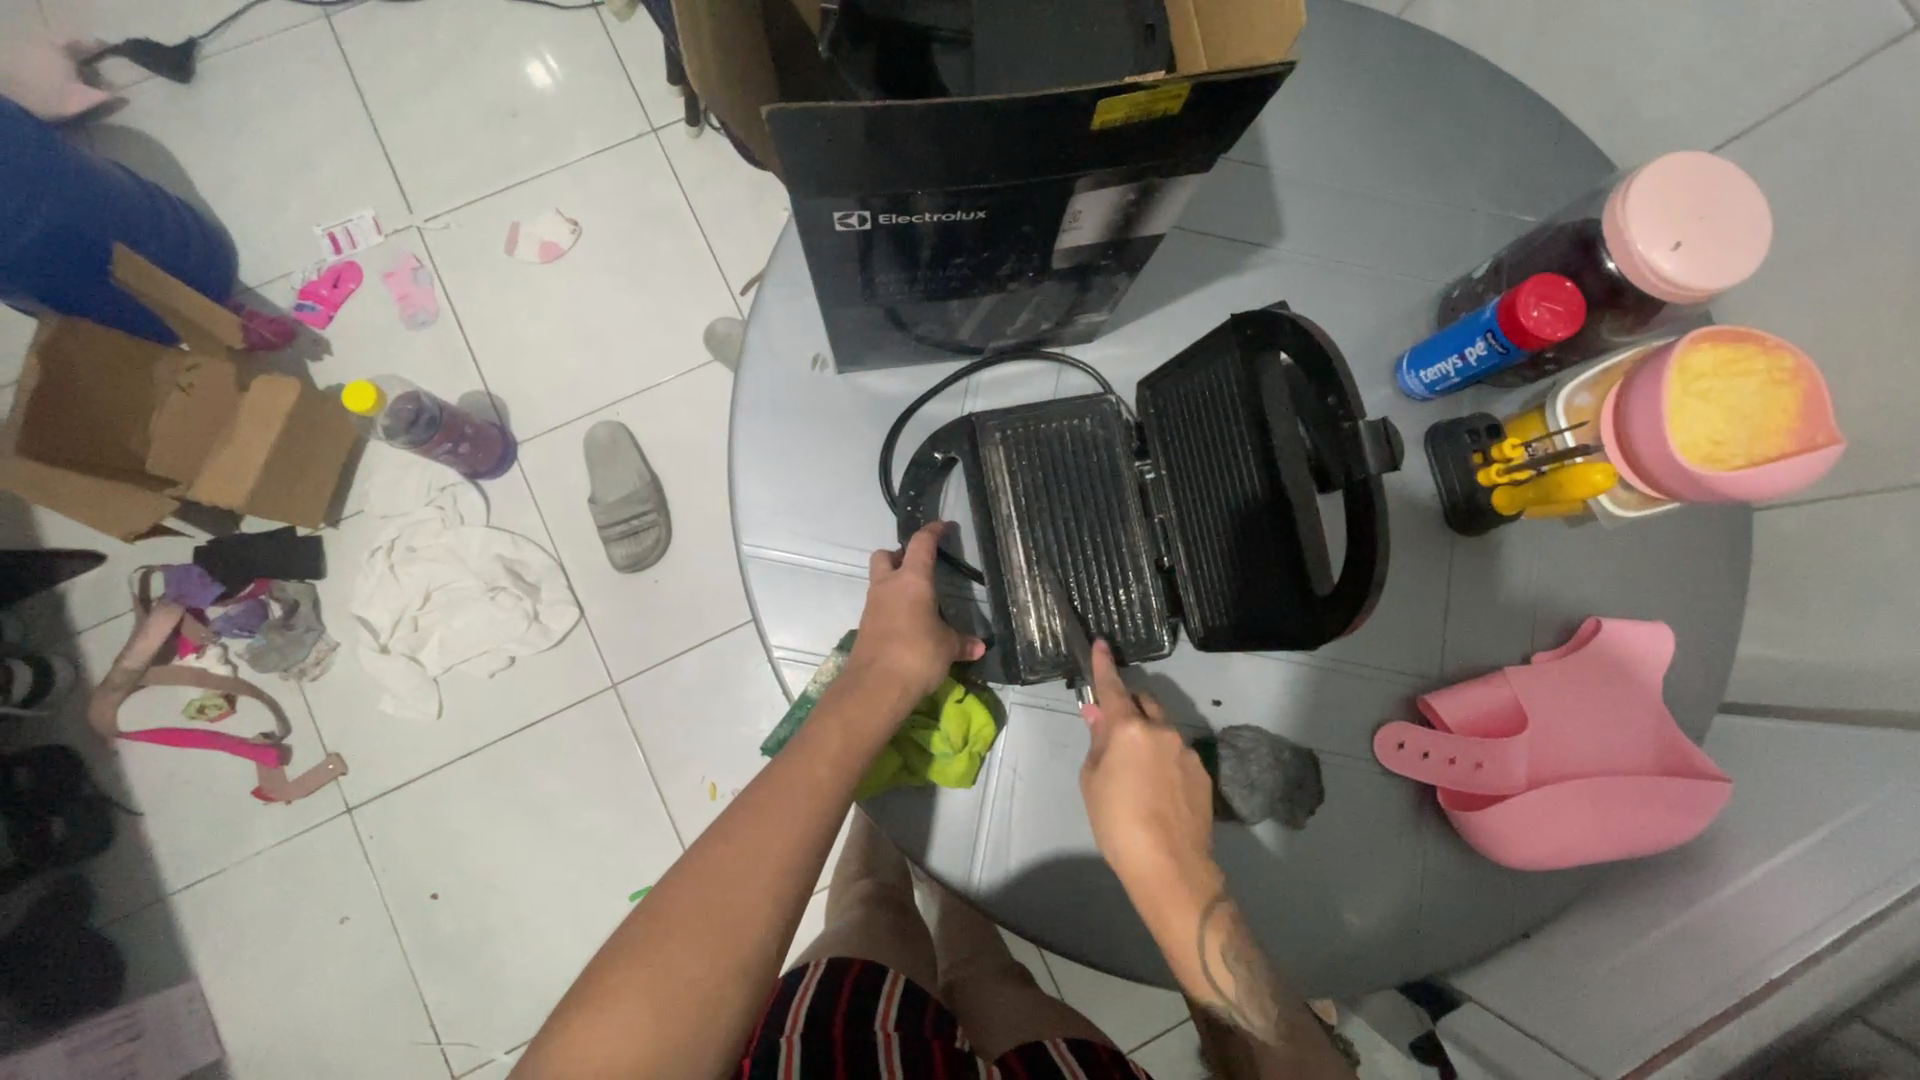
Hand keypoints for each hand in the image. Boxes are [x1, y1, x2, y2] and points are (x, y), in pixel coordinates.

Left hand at [847, 522, 985, 703]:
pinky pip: (879, 607)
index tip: (943, 528)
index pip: (921, 544)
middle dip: (899, 555)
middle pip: (886, 556)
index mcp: (912, 580)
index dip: (932, 532)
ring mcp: (872, 606)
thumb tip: (979, 647)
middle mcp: (888, 586)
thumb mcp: (947, 648)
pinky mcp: (866, 627)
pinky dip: (891, 608)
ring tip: (918, 600)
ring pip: (880, 581)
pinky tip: (908, 624)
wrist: (875, 686)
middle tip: (919, 567)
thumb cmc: (917, 654)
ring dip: (895, 583)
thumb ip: (962, 643)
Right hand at [1079, 640, 1217, 892]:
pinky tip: (1157, 788)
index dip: (1103, 665)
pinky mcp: (1202, 772)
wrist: (1169, 865)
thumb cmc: (1117, 823)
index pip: (1112, 687)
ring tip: (1135, 768)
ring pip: (1162, 729)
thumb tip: (1098, 716)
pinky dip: (1163, 757)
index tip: (1101, 644)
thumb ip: (1098, 742)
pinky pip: (1177, 753)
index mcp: (1129, 728)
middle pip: (1143, 702)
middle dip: (1128, 705)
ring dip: (1147, 734)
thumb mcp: (1092, 781)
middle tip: (1112, 725)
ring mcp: (1187, 750)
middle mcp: (1162, 730)